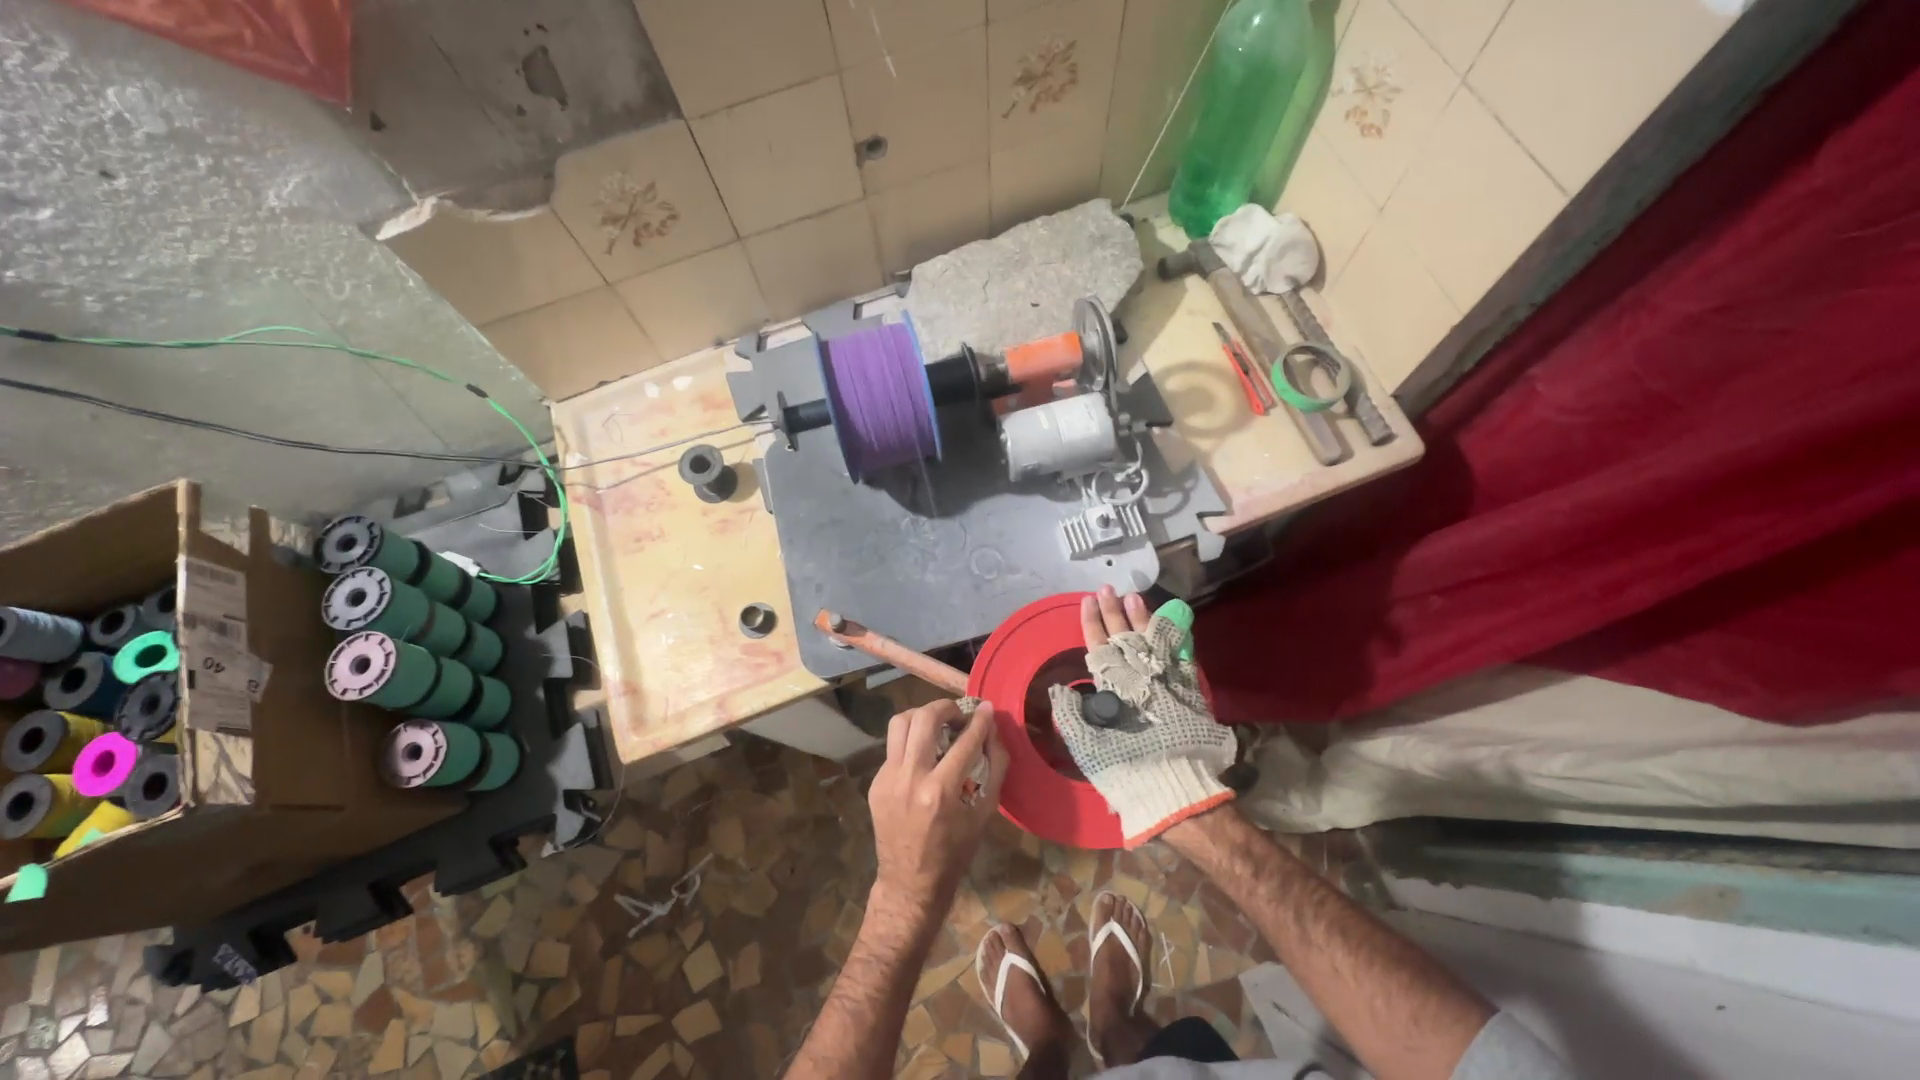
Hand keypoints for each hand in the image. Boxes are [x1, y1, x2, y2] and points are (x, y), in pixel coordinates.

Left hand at [869, 699, 1009, 912]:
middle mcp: (910, 779)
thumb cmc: (955, 851)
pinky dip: (911, 742)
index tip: (987, 708)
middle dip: (945, 707)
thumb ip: (994, 769)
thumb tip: (994, 732)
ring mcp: (887, 779)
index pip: (965, 741)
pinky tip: (923, 754)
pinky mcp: (876, 783)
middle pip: (924, 719)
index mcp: (941, 791)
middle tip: (958, 714)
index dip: (979, 720)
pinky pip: (893, 748)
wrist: (910, 882)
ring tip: (937, 723)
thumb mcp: (984, 814)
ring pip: (899, 723)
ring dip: (921, 715)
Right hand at [1051, 586, 1236, 847]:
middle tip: (1107, 589)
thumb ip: (1071, 715)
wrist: (1175, 789)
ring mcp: (1167, 682)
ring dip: (1141, 618)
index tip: (1087, 602)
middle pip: (1124, 638)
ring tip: (1134, 597)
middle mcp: (1140, 678)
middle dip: (1113, 612)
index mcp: (1113, 689)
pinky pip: (1181, 657)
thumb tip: (1061, 690)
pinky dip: (1174, 639)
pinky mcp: (1190, 693)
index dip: (1092, 624)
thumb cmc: (1126, 771)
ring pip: (1153, 640)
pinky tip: (1169, 625)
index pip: (1099, 647)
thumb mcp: (1087, 747)